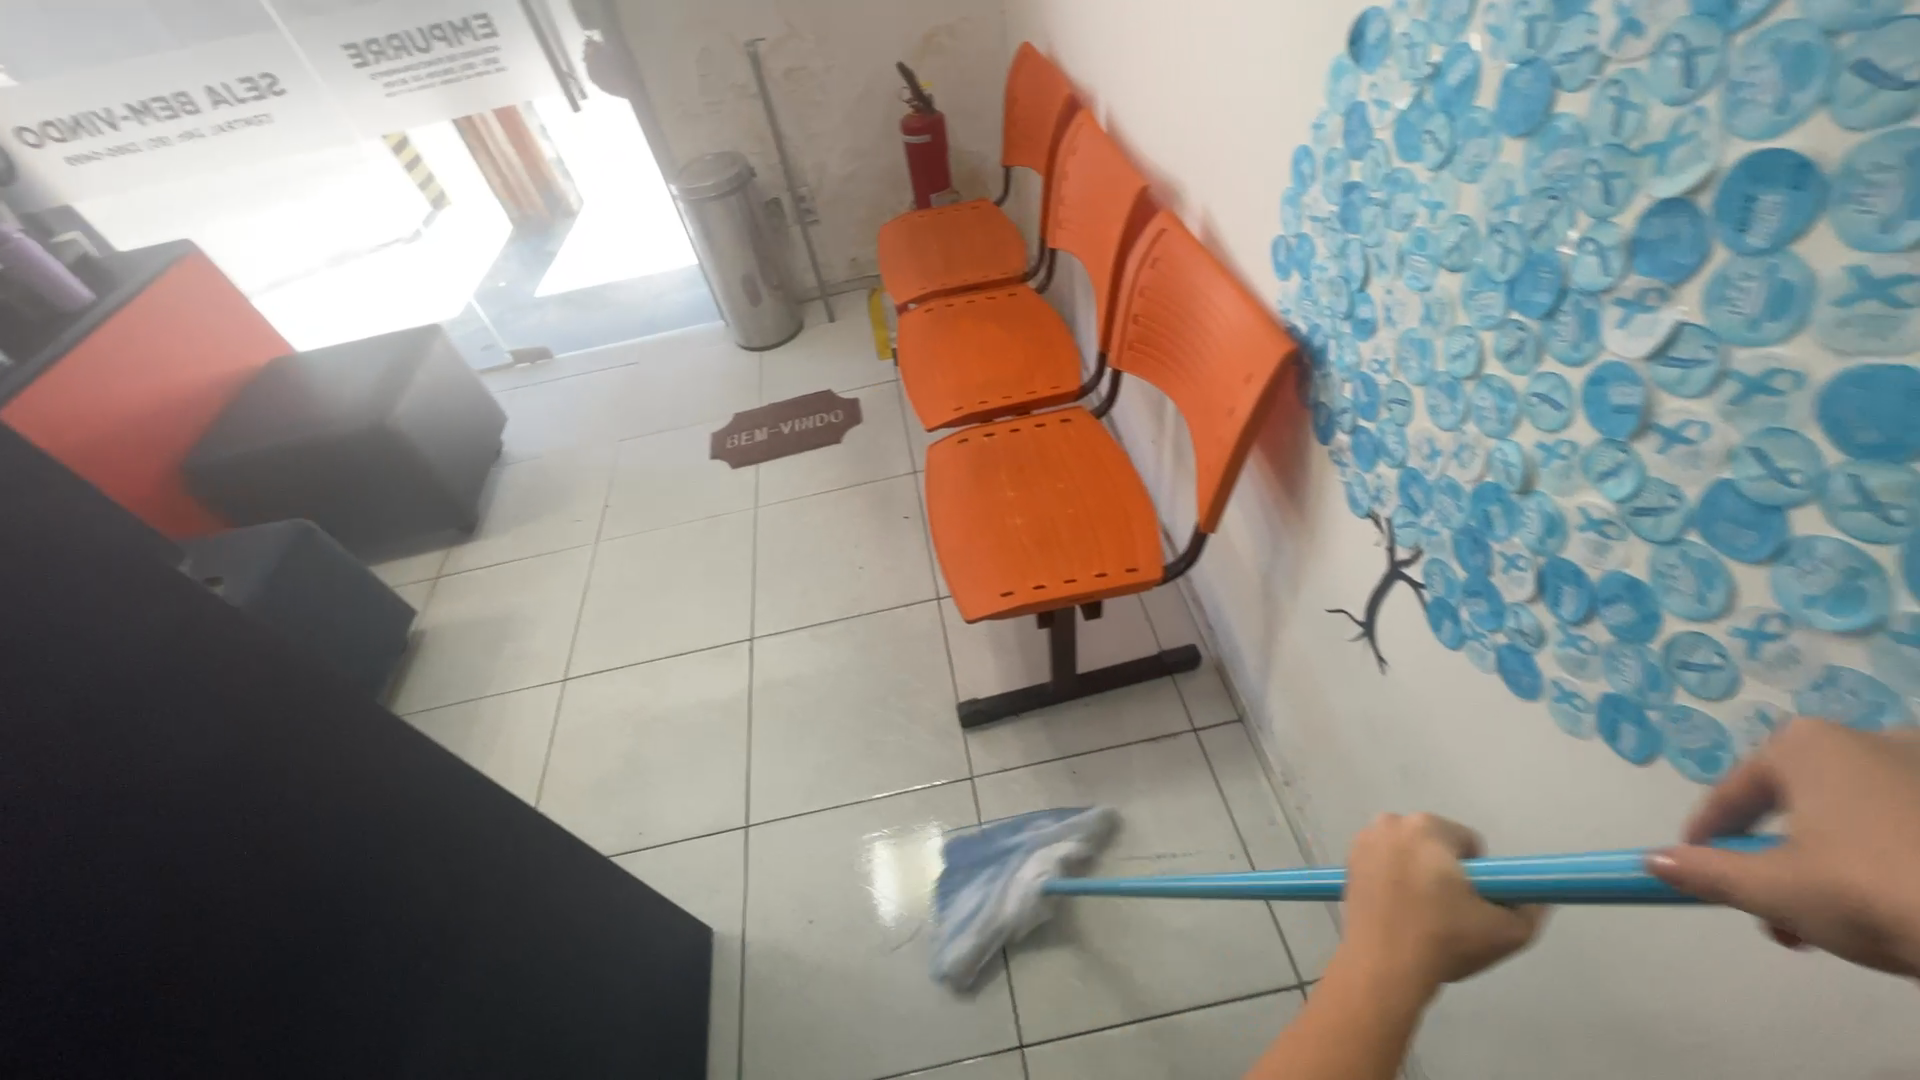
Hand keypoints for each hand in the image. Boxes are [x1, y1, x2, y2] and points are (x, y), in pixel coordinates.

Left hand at [1339, 813, 1545, 995]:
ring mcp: (1364, 840)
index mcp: (1427, 827)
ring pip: (1409, 853)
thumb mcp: (1509, 931)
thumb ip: (1532, 907)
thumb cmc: (1445, 940)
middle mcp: (1391, 822)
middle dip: (1446, 871)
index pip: (1468, 843)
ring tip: (1422, 913)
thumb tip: (1537, 895)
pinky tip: (1399, 909)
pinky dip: (1394, 878)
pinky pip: (1385, 863)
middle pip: (1436, 845)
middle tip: (1448, 911)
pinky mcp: (1348, 861)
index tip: (1472, 902)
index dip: (1479, 875)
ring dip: (1419, 873)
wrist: (1383, 965)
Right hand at [1648, 717, 1919, 976]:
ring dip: (1835, 864)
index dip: (1707, 836)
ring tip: (1843, 922)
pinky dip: (1893, 859)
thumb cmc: (1879, 890)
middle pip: (1800, 805)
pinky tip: (1901, 904)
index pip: (1733, 795)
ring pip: (1858, 819)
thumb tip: (1653, 863)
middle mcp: (1868, 738)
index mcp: (1806, 745)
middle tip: (1781, 912)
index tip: (1696, 869)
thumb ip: (1707, 873)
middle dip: (1781, 859)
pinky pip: (1909, 827)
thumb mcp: (1776, 891)